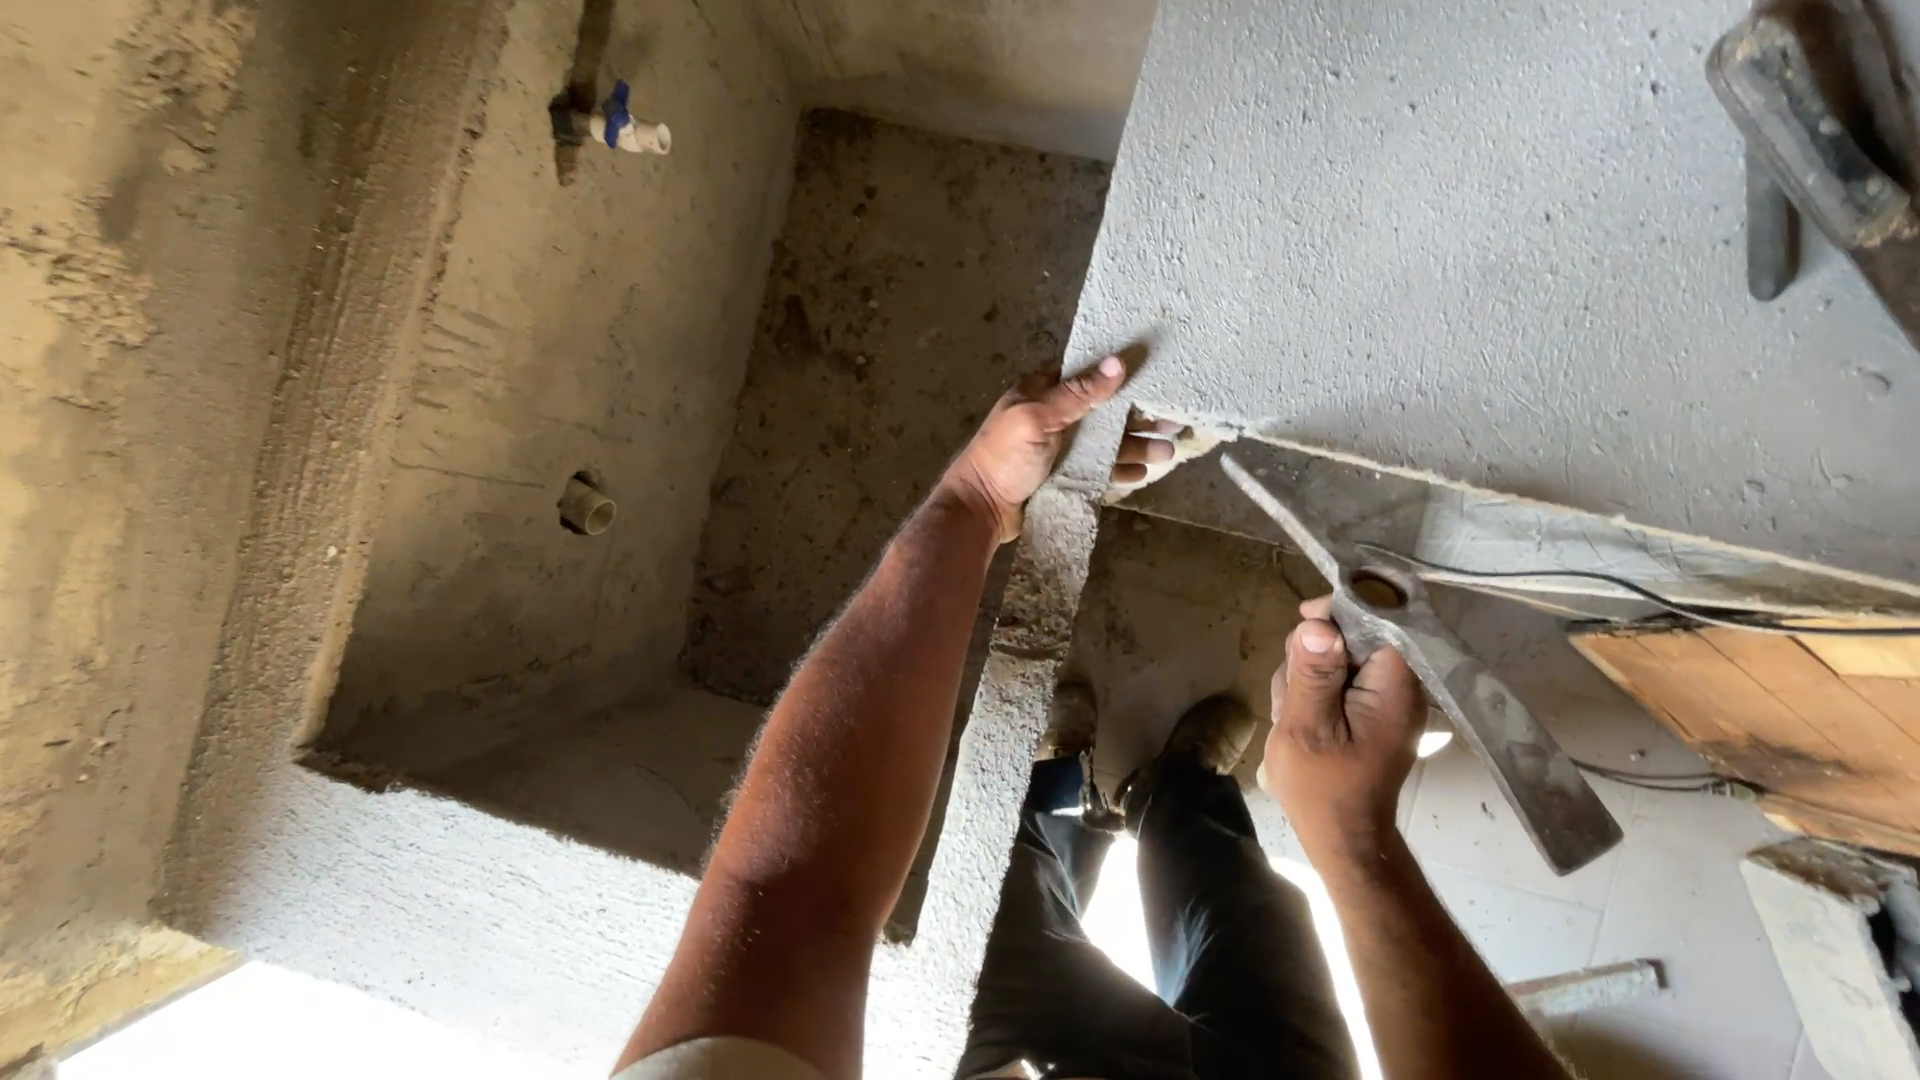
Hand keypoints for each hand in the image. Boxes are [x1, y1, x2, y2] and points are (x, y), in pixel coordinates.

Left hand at [942, 356, 1174, 542]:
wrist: (980, 510)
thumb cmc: (1003, 457)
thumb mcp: (1037, 418)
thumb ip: (1077, 394)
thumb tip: (1118, 362)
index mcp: (1042, 393)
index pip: (1087, 376)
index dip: (1120, 376)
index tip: (1156, 376)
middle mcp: (1055, 417)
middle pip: (1105, 412)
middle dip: (1139, 417)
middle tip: (1175, 420)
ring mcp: (1061, 449)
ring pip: (1106, 443)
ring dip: (1136, 446)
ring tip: (1168, 452)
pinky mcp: (1065, 476)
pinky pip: (1099, 469)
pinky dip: (1120, 470)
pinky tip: (1143, 473)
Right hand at [1258, 596, 1425, 863]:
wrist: (1339, 838)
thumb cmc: (1323, 788)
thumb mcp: (1307, 727)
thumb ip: (1313, 673)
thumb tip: (1318, 625)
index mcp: (1394, 688)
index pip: (1378, 620)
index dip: (1339, 612)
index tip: (1303, 618)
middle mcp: (1398, 688)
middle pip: (1350, 638)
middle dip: (1311, 655)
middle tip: (1293, 696)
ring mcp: (1382, 700)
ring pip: (1334, 659)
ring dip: (1304, 678)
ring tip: (1293, 717)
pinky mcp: (1366, 711)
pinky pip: (1333, 681)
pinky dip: (1310, 694)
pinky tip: (1299, 721)